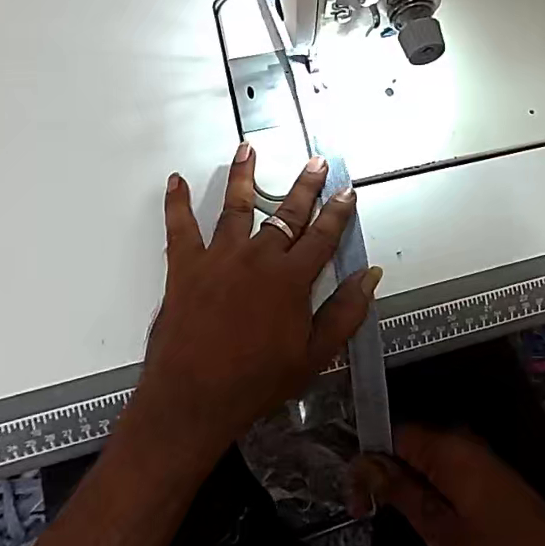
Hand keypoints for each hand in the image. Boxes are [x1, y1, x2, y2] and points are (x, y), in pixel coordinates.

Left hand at [128, 143, 381, 464]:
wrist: (195, 395)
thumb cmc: (253, 381)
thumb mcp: (313, 355)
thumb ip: (345, 313)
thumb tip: (368, 278)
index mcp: (290, 279)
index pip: (322, 236)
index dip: (338, 212)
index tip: (346, 192)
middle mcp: (256, 258)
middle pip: (286, 213)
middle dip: (305, 185)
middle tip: (315, 163)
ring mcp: (219, 257)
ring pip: (235, 206)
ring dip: (243, 175)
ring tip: (248, 150)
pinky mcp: (185, 265)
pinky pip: (180, 226)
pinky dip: (177, 202)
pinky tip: (176, 182)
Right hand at [349, 426, 544, 545]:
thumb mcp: (440, 528)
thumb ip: (399, 492)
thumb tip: (361, 464)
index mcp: (444, 446)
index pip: (388, 433)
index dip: (366, 461)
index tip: (355, 495)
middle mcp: (454, 436)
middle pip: (401, 441)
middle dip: (380, 471)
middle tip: (364, 511)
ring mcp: (468, 448)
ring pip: (417, 453)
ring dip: (399, 478)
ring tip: (386, 512)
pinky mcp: (477, 462)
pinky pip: (435, 461)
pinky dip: (420, 480)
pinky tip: (414, 506)